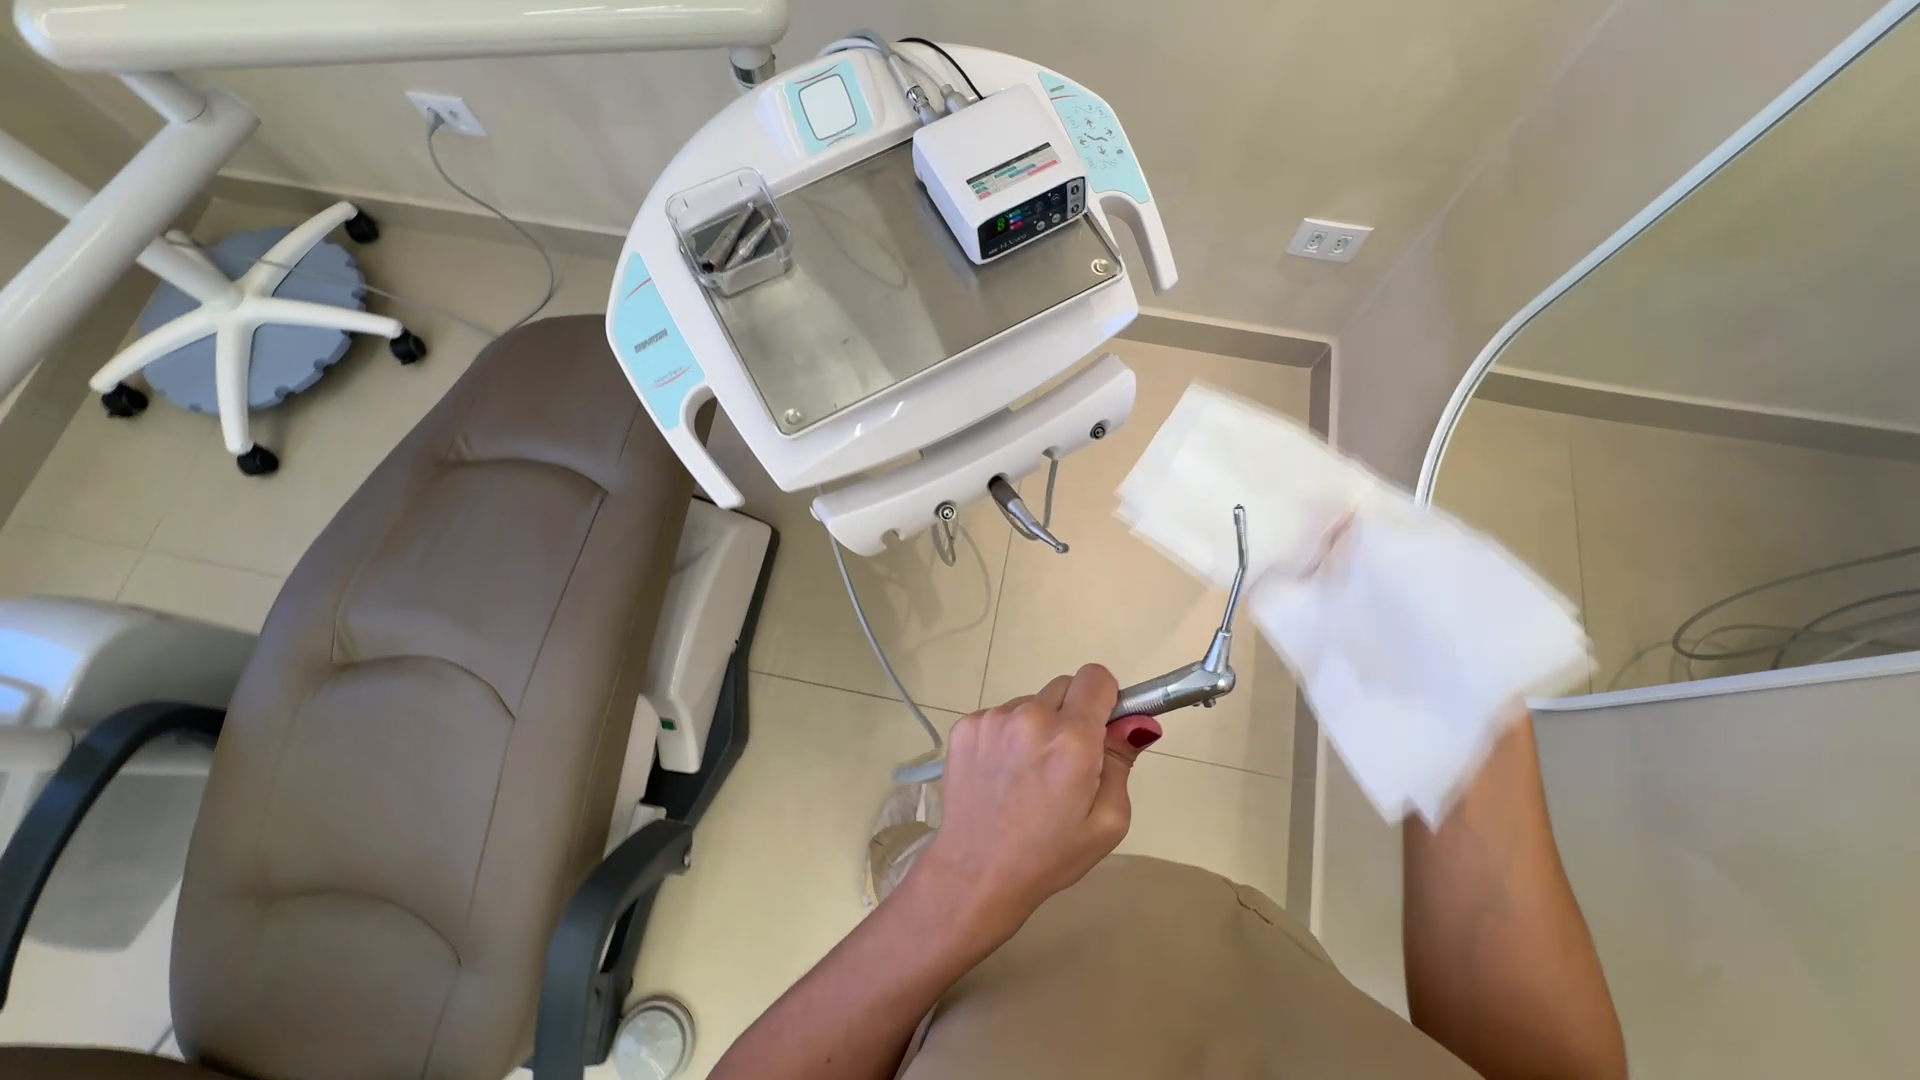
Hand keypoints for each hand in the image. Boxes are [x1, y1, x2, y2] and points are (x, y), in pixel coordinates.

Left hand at [915, 664, 1163, 932]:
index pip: (1096, 677)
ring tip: (1027, 774)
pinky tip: (1001, 774)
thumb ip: (1123, 761)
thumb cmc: (1050, 855)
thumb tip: (1136, 721)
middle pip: (1064, 687)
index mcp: (1072, 739)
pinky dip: (1006, 736)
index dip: (1105, 698)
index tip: (1101, 726)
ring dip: (1037, 726)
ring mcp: (992, 719)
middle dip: (1072, 715)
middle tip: (1066, 760)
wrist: (976, 873)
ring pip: (1030, 703)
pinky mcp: (965, 727)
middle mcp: (1031, 717)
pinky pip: (999, 716)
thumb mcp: (1107, 821)